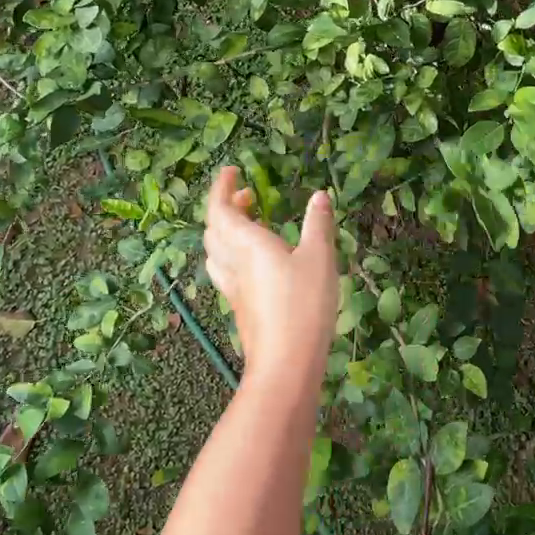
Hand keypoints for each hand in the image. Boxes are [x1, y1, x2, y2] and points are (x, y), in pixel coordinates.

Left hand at [203, 166, 338, 386]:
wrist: (285, 363)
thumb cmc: (304, 304)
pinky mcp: (240, 308)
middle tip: (247, 195)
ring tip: (249, 224)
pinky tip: (254, 263)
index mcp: (248, 244)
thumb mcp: (320, 258)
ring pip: (216, 252)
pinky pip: (226, 271)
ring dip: (225, 232)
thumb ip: (318, 224)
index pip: (220, 209)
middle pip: (214, 229)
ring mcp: (233, 288)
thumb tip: (319, 195)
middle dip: (225, 207)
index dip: (221, 188)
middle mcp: (234, 263)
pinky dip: (233, 255)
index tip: (231, 171)